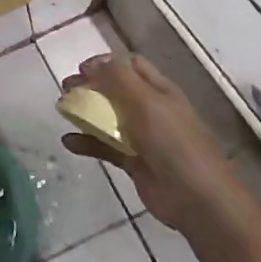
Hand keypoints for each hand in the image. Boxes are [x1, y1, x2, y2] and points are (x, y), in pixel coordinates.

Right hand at [61, 53, 243, 234]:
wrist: (197, 198)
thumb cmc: (173, 141)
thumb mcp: (146, 102)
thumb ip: (118, 78)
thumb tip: (92, 63)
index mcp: (159, 89)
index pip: (130, 65)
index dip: (106, 63)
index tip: (81, 69)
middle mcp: (151, 108)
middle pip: (116, 89)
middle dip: (91, 85)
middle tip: (66, 87)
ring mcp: (143, 136)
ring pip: (109, 117)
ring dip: (86, 112)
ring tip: (63, 110)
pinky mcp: (134, 161)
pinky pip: (106, 147)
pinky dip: (88, 143)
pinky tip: (69, 143)